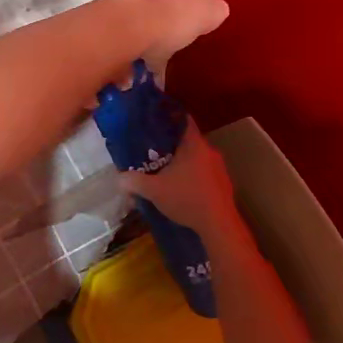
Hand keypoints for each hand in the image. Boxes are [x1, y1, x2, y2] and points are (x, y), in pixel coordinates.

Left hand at [108, 0, 228, 63]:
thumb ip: (162, 64)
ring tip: (148, 6)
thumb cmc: (158, 42)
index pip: (215, 15)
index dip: (200, 24)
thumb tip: (148, 78)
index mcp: (217, 10)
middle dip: (188, 1)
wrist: (133, 16)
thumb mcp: (163, 58)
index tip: (183, 34)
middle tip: (168, 19)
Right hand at [119, 121, 242, 236]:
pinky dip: (192, 176)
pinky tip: (181, 189)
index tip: (155, 121)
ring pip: (196, 158)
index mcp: (194, 145)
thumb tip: (119, 178)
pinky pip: (204, 172)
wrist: (218, 225)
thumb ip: (134, 181)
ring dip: (182, 162)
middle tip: (152, 151)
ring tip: (164, 171)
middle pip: (188, 140)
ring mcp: (219, 168)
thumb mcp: (153, 190)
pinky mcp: (223, 183)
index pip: (183, 119)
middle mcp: (209, 151)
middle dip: (170, 145)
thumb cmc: (186, 198)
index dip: (169, 117)